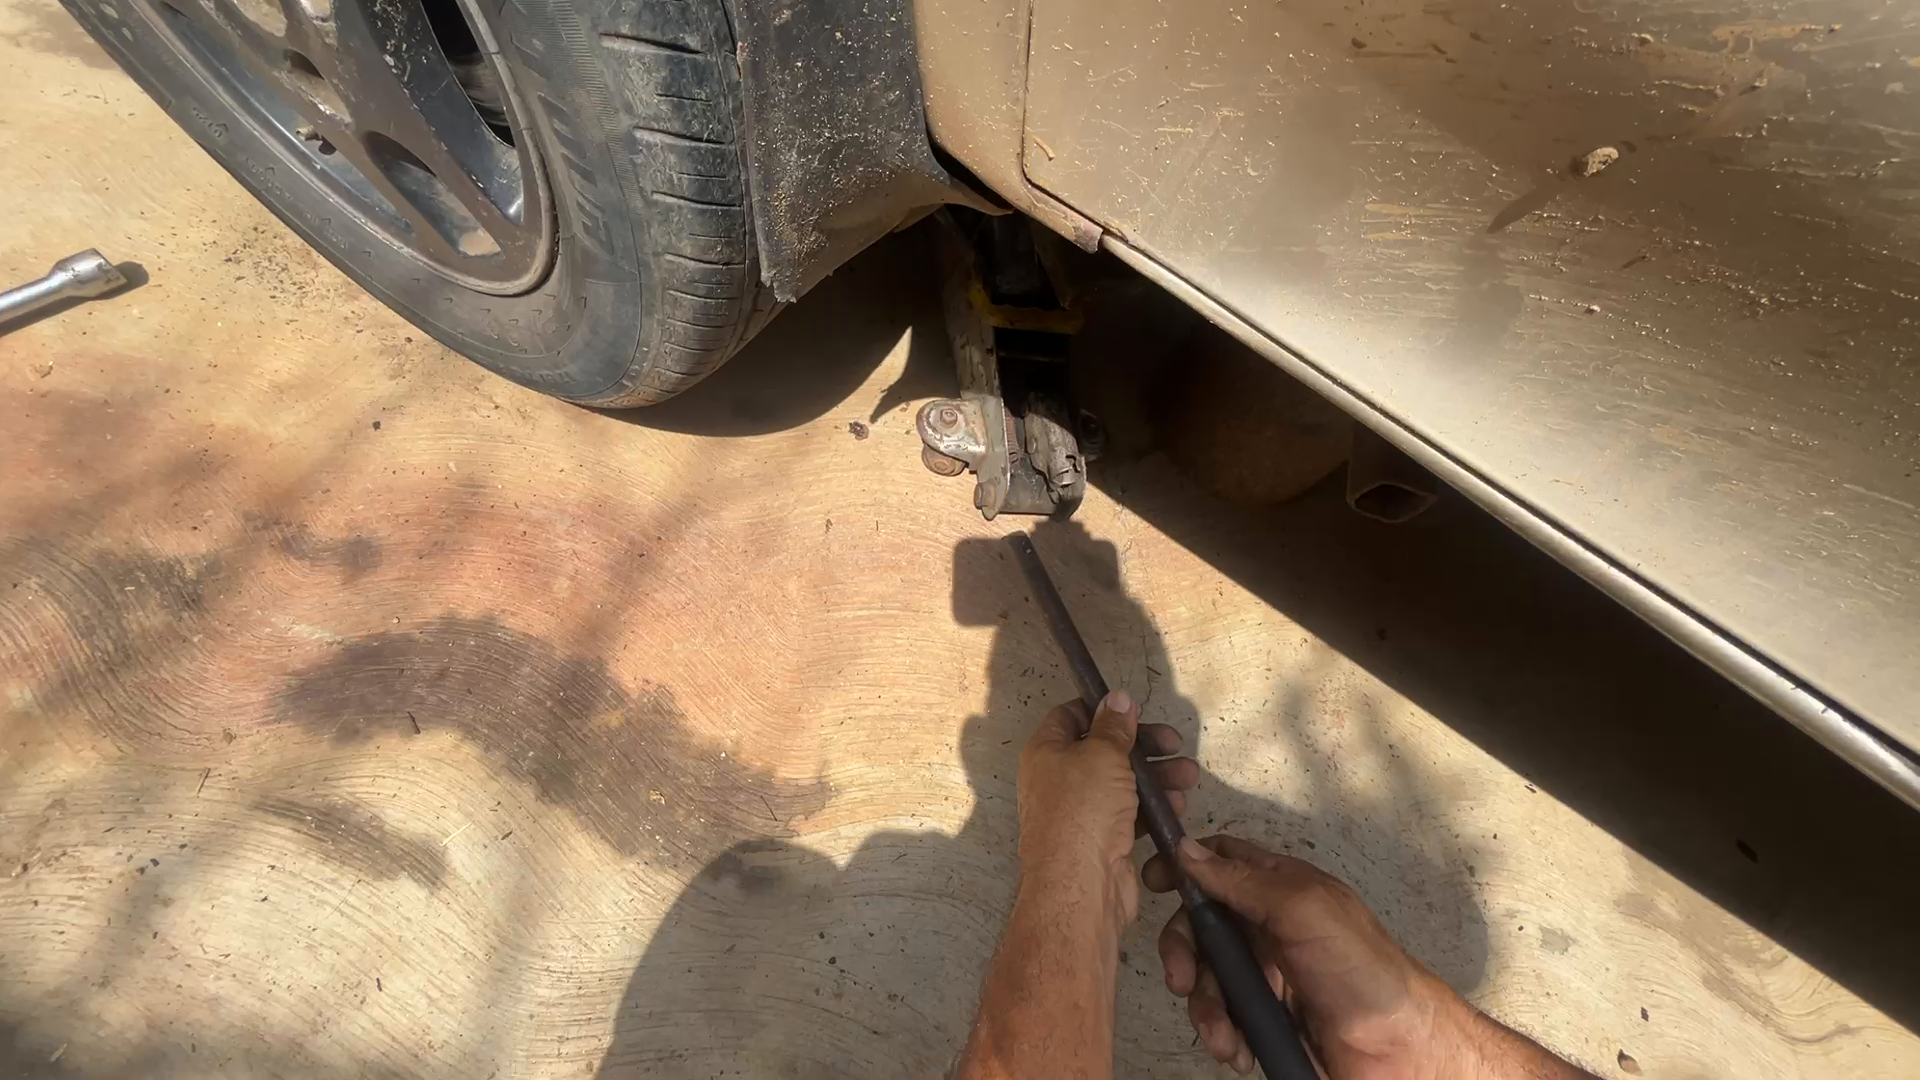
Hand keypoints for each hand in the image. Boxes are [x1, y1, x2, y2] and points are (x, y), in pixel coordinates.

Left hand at [1017, 690, 1197, 933]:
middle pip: (1104, 749)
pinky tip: (1179, 804)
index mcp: (1047, 752)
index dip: (1102, 709)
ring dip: (1156, 775)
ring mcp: (1081, 811)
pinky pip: (1130, 813)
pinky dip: (1153, 806)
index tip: (1135, 710)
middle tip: (1175, 742)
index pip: (1071, 716)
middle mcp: (1059, 778)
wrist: (1081, 886)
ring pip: (1122, 782)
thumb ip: (1114, 727)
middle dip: (1142, 745)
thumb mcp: (1102, 756)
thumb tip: (1117, 697)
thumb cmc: (1083, 809)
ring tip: (1189, 774)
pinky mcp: (1103, 839)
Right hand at [1143, 835, 1451, 1078]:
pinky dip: (1221, 1033)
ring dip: (1203, 1003)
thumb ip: (1241, 879)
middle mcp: (1265, 925)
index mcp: (1276, 887)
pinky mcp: (1266, 1018)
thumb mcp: (1301, 909)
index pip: (1219, 859)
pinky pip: (1224, 1017)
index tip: (1154, 882)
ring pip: (1207, 974)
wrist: (1408, 1057)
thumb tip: (1185, 848)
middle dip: (1182, 949)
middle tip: (1179, 979)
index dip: (1184, 863)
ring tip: (1220, 1036)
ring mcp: (1266, 973)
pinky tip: (1235, 1050)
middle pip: (1200, 921)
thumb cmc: (1360, 969)